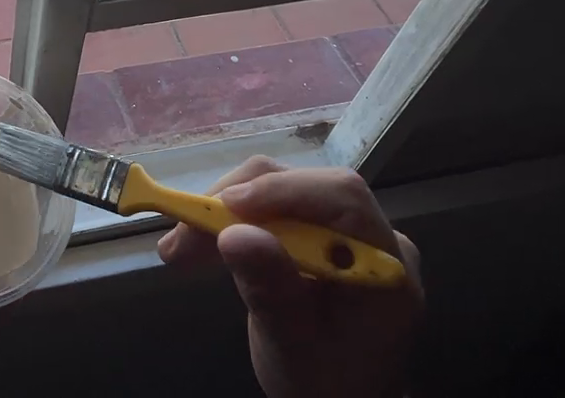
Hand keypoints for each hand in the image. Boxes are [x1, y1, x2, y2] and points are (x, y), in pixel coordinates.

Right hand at [157, 158, 422, 397]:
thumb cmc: (323, 383)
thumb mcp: (293, 345)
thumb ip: (272, 291)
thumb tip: (234, 234)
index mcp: (384, 267)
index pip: (342, 197)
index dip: (282, 190)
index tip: (225, 207)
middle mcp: (371, 236)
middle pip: (301, 187)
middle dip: (236, 202)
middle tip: (183, 233)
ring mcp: (344, 230)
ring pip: (278, 190)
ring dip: (224, 211)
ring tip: (180, 246)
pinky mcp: (316, 230)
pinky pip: (272, 207)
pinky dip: (232, 220)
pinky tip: (202, 242)